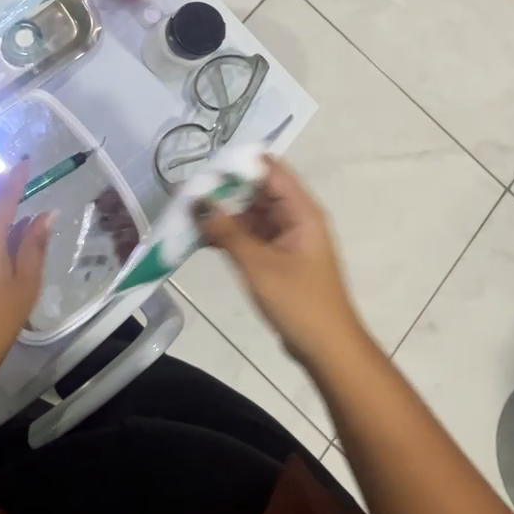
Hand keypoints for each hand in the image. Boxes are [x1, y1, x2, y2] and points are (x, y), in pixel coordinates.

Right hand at [195, 157, 362, 363]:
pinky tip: (199, 237)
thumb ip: (227, 231)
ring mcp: (285, 238)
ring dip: (221, 213)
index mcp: (301, 211)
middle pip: (256, 189)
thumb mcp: (258, 265)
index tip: (203, 167)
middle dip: (222, 189)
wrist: (328, 350)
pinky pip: (249, 235)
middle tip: (185, 191)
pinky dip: (227, 234)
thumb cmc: (299, 303)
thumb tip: (197, 200)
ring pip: (249, 213)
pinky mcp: (277, 257)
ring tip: (185, 212)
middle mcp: (294, 217)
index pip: (269, 169)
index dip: (237, 163)